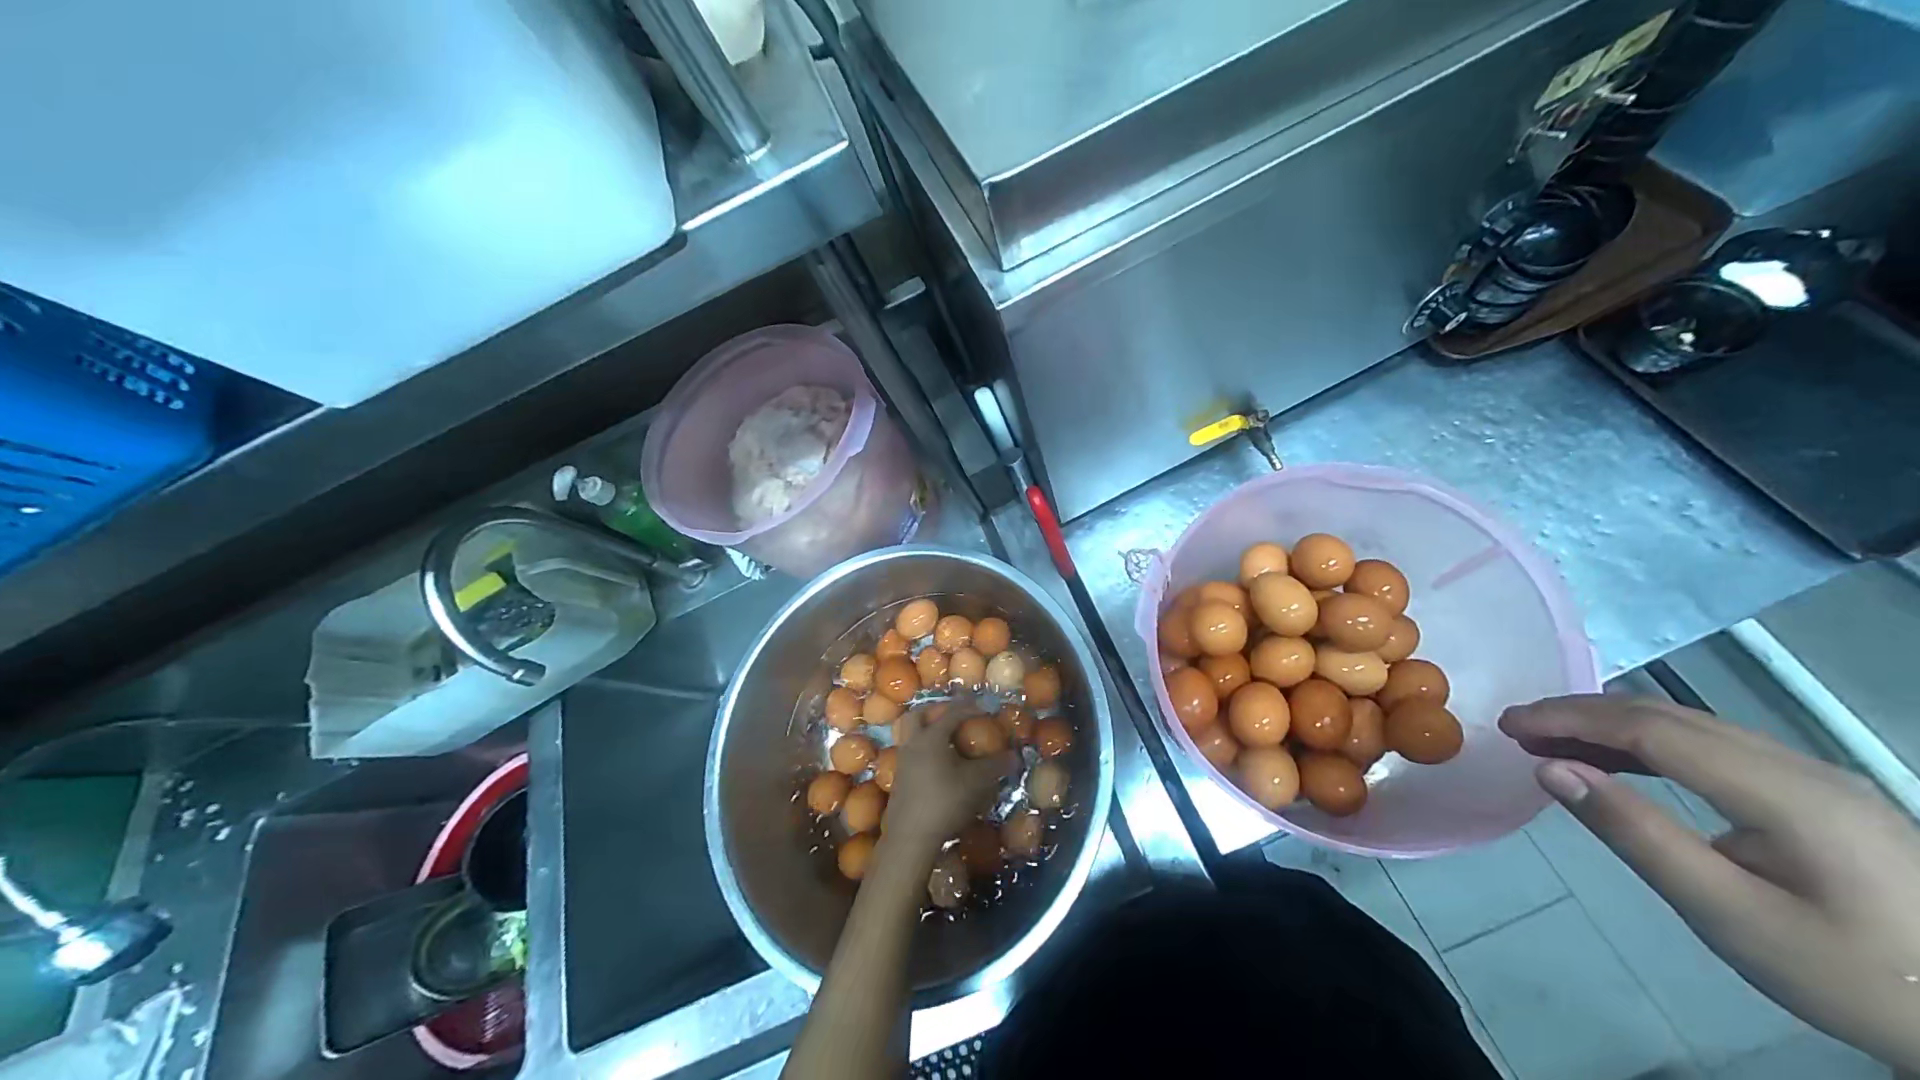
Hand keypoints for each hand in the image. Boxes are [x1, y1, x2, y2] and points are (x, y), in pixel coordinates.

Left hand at [882, 708, 1015, 855]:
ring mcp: (903, 762)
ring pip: (911, 734)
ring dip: (927, 730)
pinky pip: (911, 753)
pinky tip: (939, 765)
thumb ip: (995, 765)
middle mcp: (913, 743)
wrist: (911, 837)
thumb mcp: (976, 782)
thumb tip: (1014, 756)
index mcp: (931, 737)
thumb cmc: (945, 801)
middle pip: (918, 715)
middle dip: (936, 710)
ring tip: (947, 740)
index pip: (952, 713)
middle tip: (954, 715)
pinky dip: (925, 750)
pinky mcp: (899, 780)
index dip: (970, 708)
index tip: (985, 709)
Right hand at [1501, 695, 1919, 1070]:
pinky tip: (1614, 761)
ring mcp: (1813, 777)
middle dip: (1580, 713)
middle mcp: (1800, 767)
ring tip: (1549, 740)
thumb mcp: (1730, 915)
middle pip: (1669, 716)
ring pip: (1688, 725)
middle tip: (1514, 727)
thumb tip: (1551, 769)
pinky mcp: (1814, 794)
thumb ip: (1637, 834)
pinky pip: (1710, 747)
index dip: (1571, 719)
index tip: (1508, 726)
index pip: (1652, 730)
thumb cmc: (1852, 974)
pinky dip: (1645, 743)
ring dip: (1609, 724)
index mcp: (1785, 793)